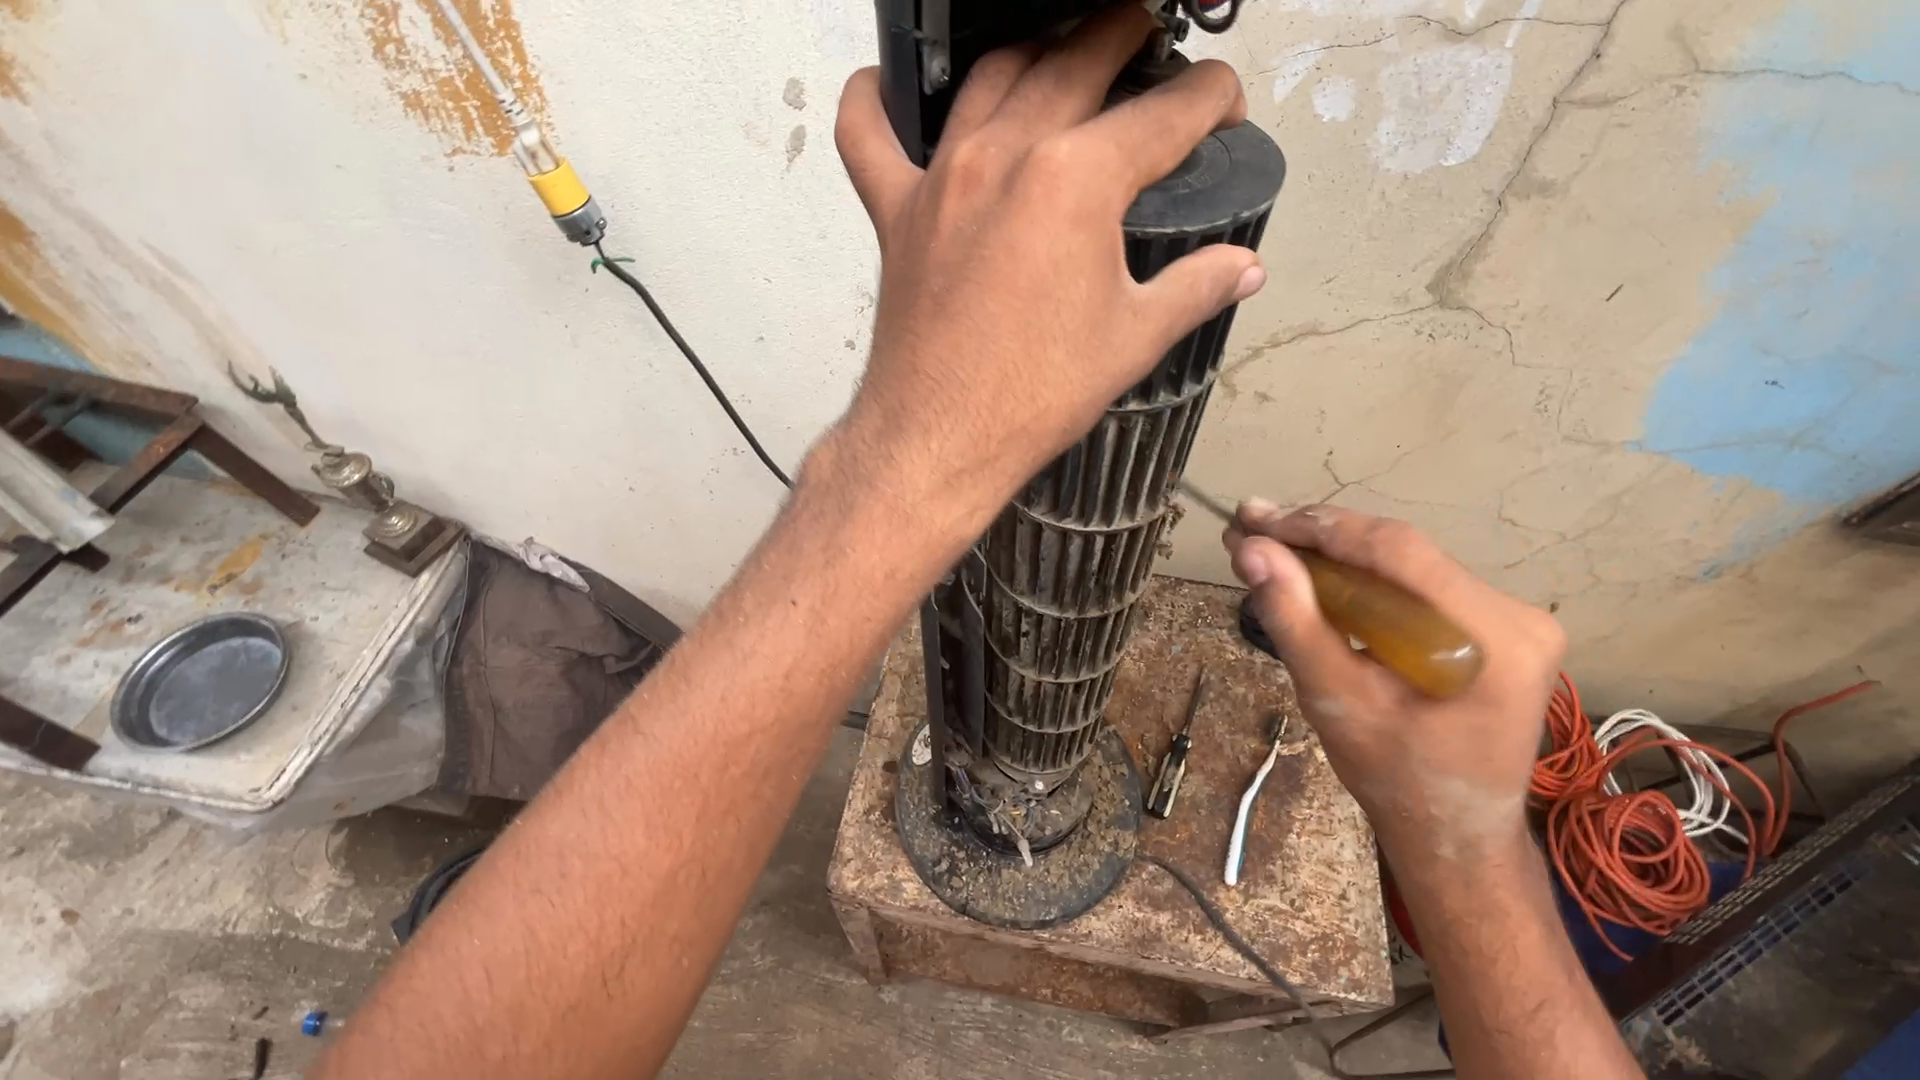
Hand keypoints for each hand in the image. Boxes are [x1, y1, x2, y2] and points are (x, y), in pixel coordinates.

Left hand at [828, 6, 1265, 540]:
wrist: (941, 439)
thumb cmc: (1031, 396)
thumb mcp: (1134, 340)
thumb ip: (1197, 288)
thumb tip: (1244, 268)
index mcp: (1077, 181)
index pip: (1165, 113)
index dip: (1211, 99)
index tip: (1224, 107)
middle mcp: (1007, 157)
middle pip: (1077, 59)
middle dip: (1127, 36)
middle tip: (1151, 41)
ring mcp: (944, 179)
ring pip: (989, 77)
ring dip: (1035, 50)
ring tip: (1063, 53)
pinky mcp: (897, 213)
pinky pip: (867, 136)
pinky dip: (873, 103)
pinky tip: (887, 89)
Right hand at [1224, 503, 1564, 864]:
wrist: (1451, 831)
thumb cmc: (1395, 778)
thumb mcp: (1336, 701)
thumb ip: (1296, 621)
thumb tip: (1252, 552)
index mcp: (1492, 637)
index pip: (1397, 551)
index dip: (1318, 528)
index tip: (1254, 520)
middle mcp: (1515, 615)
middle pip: (1401, 551)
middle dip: (1317, 537)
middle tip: (1248, 527)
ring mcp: (1511, 619)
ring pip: (1405, 563)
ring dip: (1332, 555)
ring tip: (1267, 547)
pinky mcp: (1494, 626)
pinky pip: (1414, 584)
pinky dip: (1358, 578)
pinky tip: (1312, 574)